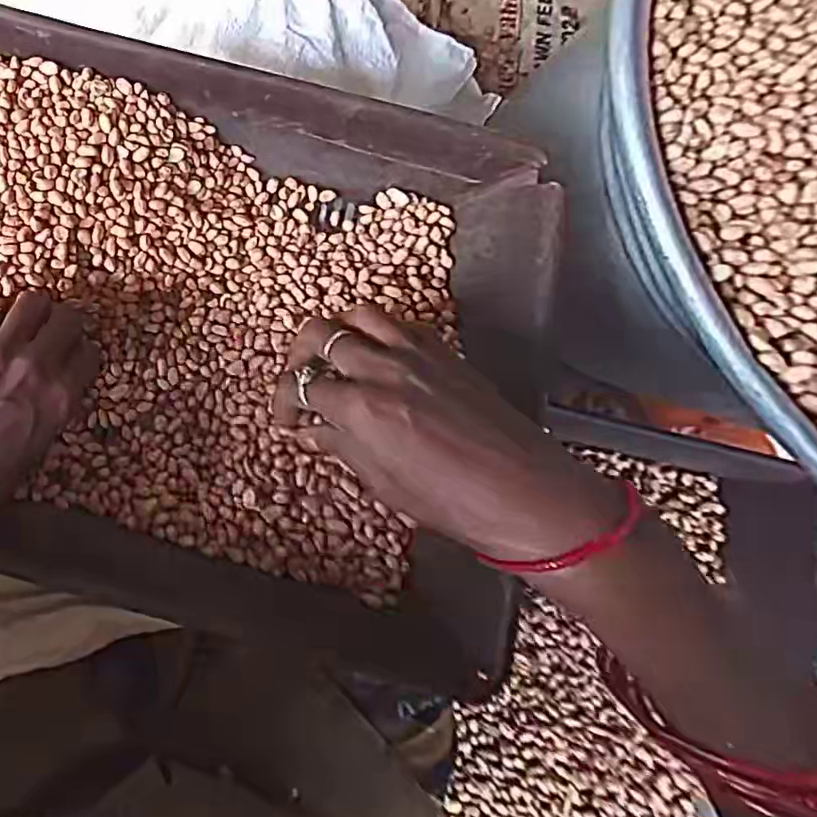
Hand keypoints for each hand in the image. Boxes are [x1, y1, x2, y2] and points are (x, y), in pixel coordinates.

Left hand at [0, 290, 102, 518]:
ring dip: (31, 312)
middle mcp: (34, 367)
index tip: (72, 354)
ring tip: (23, 323)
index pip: (89, 353)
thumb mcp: (43, 441)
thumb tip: (60, 376)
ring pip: (31, 302)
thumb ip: (57, 402)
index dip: (81, 352)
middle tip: (53, 330)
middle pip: (68, 318)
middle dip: (65, 323)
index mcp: (60, 397)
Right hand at [269, 306, 625, 563]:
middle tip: (300, 378)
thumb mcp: (381, 481)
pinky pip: (400, 324)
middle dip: (298, 355)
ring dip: (336, 331)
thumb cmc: (452, 501)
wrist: (530, 497)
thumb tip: (309, 431)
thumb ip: (338, 445)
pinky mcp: (446, 354)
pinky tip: (378, 356)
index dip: (286, 402)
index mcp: (361, 407)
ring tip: (334, 355)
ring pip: (358, 315)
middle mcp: (383, 370)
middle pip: (319, 334)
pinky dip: (379, 332)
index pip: (302, 385)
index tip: (288, 418)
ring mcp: (417, 356)